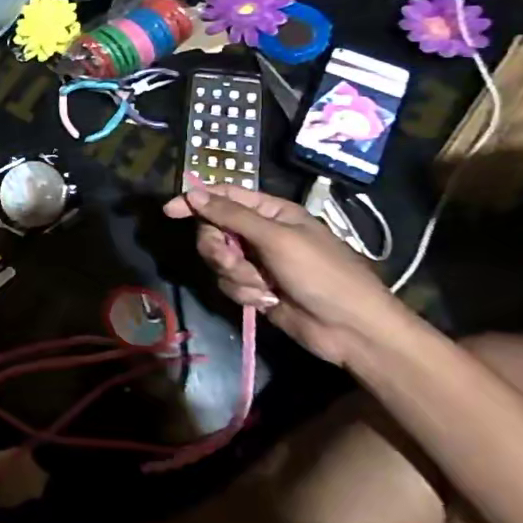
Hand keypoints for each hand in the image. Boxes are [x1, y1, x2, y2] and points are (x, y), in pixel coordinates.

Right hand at [164, 183, 406, 364]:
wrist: (351, 329)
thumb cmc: (321, 273)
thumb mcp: (276, 238)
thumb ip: (232, 215)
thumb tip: (194, 193)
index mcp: (271, 212)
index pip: (224, 196)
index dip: (195, 201)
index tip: (170, 211)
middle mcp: (261, 233)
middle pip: (214, 230)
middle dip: (220, 249)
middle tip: (233, 261)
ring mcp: (259, 262)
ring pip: (219, 260)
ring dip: (236, 275)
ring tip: (262, 287)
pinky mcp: (257, 289)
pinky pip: (230, 284)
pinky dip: (245, 293)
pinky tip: (268, 301)